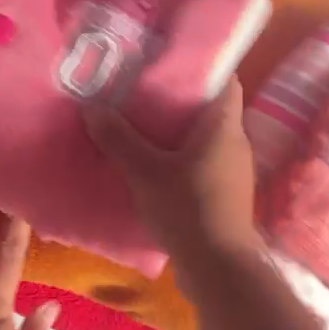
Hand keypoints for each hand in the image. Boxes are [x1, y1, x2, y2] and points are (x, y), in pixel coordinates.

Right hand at [84, 77, 262, 261]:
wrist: (218, 268)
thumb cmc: (189, 208)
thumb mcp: (146, 172)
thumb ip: (120, 139)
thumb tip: (92, 108)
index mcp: (225, 126)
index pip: (225, 80)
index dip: (203, 66)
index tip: (172, 60)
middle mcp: (236, 142)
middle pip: (211, 109)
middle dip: (181, 100)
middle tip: (145, 91)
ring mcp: (234, 171)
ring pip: (206, 139)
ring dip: (180, 133)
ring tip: (144, 125)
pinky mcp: (226, 195)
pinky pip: (203, 164)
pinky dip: (182, 159)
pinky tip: (155, 165)